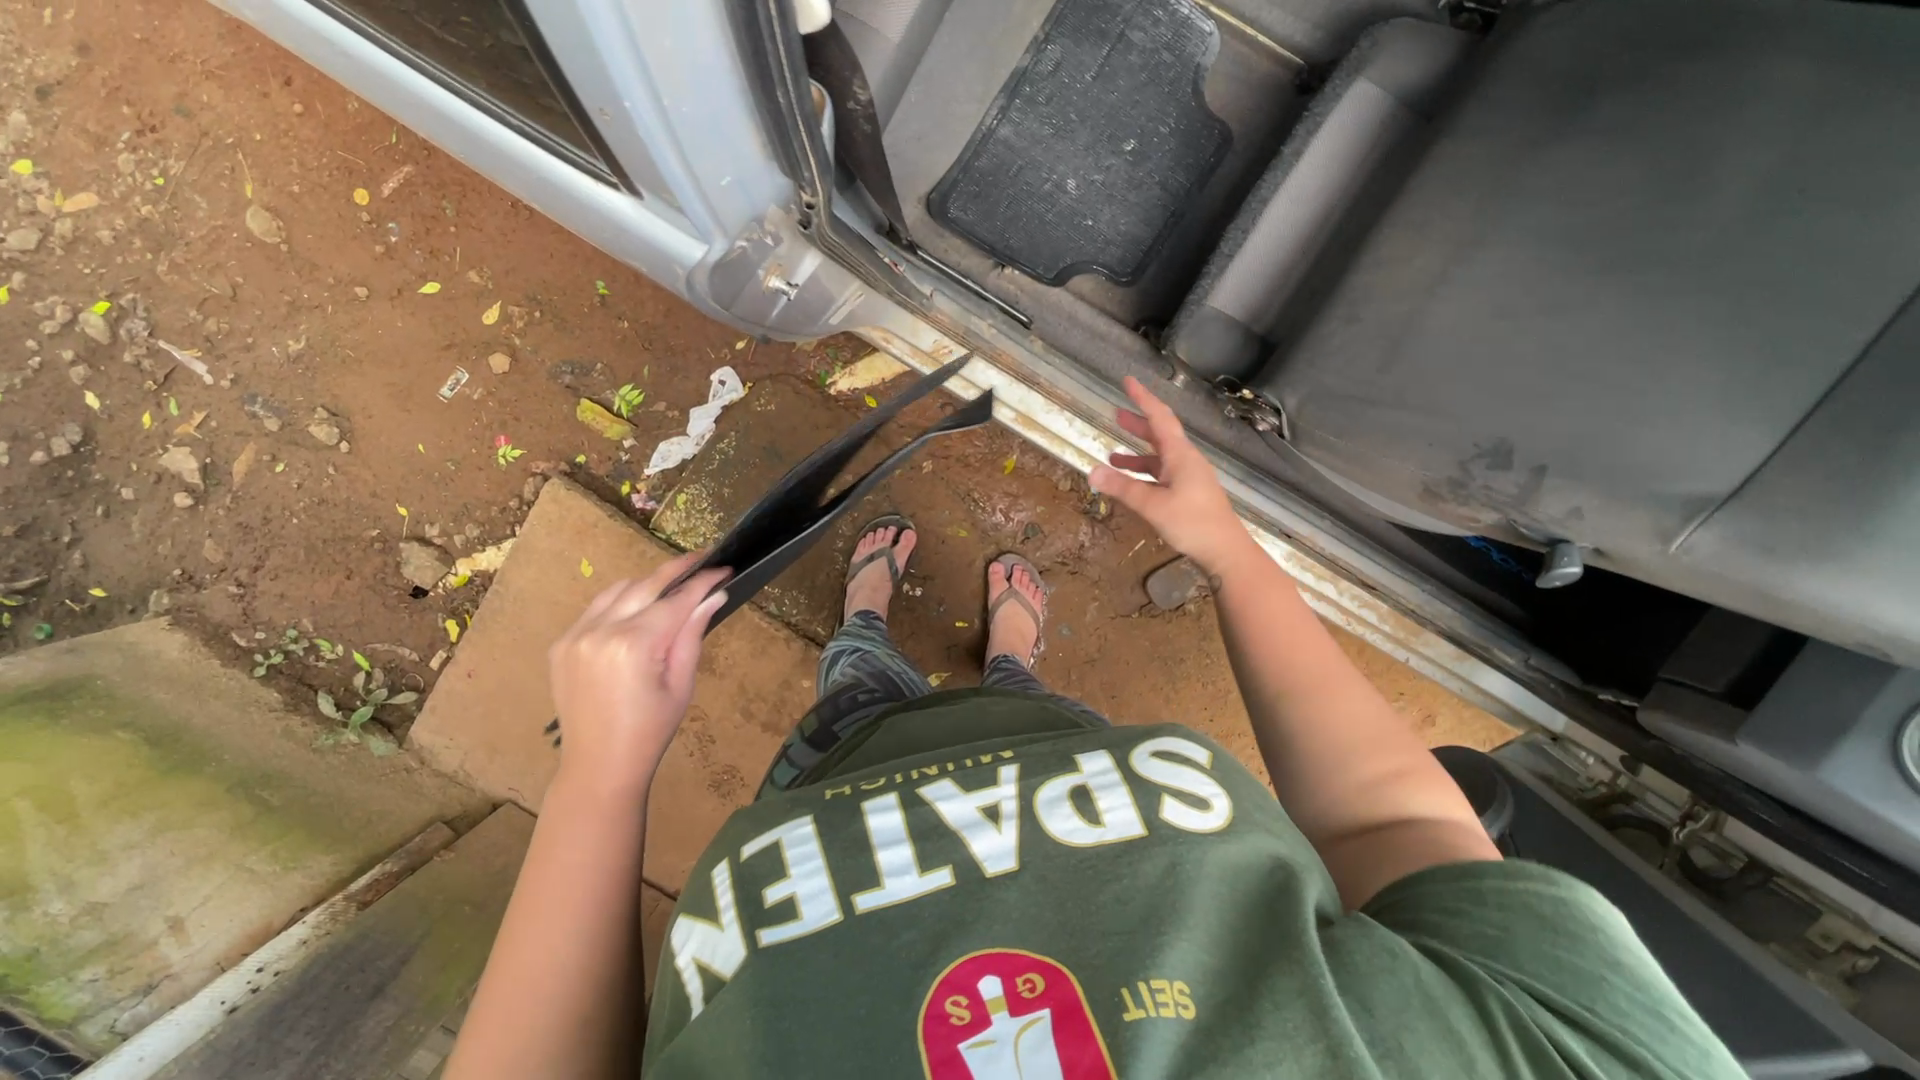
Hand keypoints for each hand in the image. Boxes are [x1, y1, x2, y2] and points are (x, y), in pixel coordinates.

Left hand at [546, 552, 729, 796]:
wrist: (599, 764)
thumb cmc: (651, 730)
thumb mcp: (682, 684)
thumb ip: (693, 634)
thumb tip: (713, 596)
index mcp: (635, 645)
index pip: (677, 599)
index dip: (703, 581)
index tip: (725, 568)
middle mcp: (601, 631)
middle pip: (646, 584)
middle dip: (677, 569)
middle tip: (703, 559)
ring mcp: (575, 636)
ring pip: (618, 590)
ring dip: (647, 584)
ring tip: (673, 585)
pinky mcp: (562, 644)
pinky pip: (595, 609)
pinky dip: (620, 602)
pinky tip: (637, 611)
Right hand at [1089, 376, 1252, 574]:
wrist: (1226, 551)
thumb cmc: (1193, 523)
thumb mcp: (1152, 505)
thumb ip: (1122, 488)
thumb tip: (1091, 472)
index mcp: (1180, 455)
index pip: (1159, 418)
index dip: (1143, 398)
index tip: (1128, 381)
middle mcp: (1186, 461)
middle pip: (1160, 435)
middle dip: (1137, 425)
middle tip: (1116, 414)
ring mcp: (1190, 477)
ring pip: (1160, 458)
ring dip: (1137, 454)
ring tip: (1112, 456)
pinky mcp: (1190, 494)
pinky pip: (1163, 475)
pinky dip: (1145, 473)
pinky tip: (1131, 483)